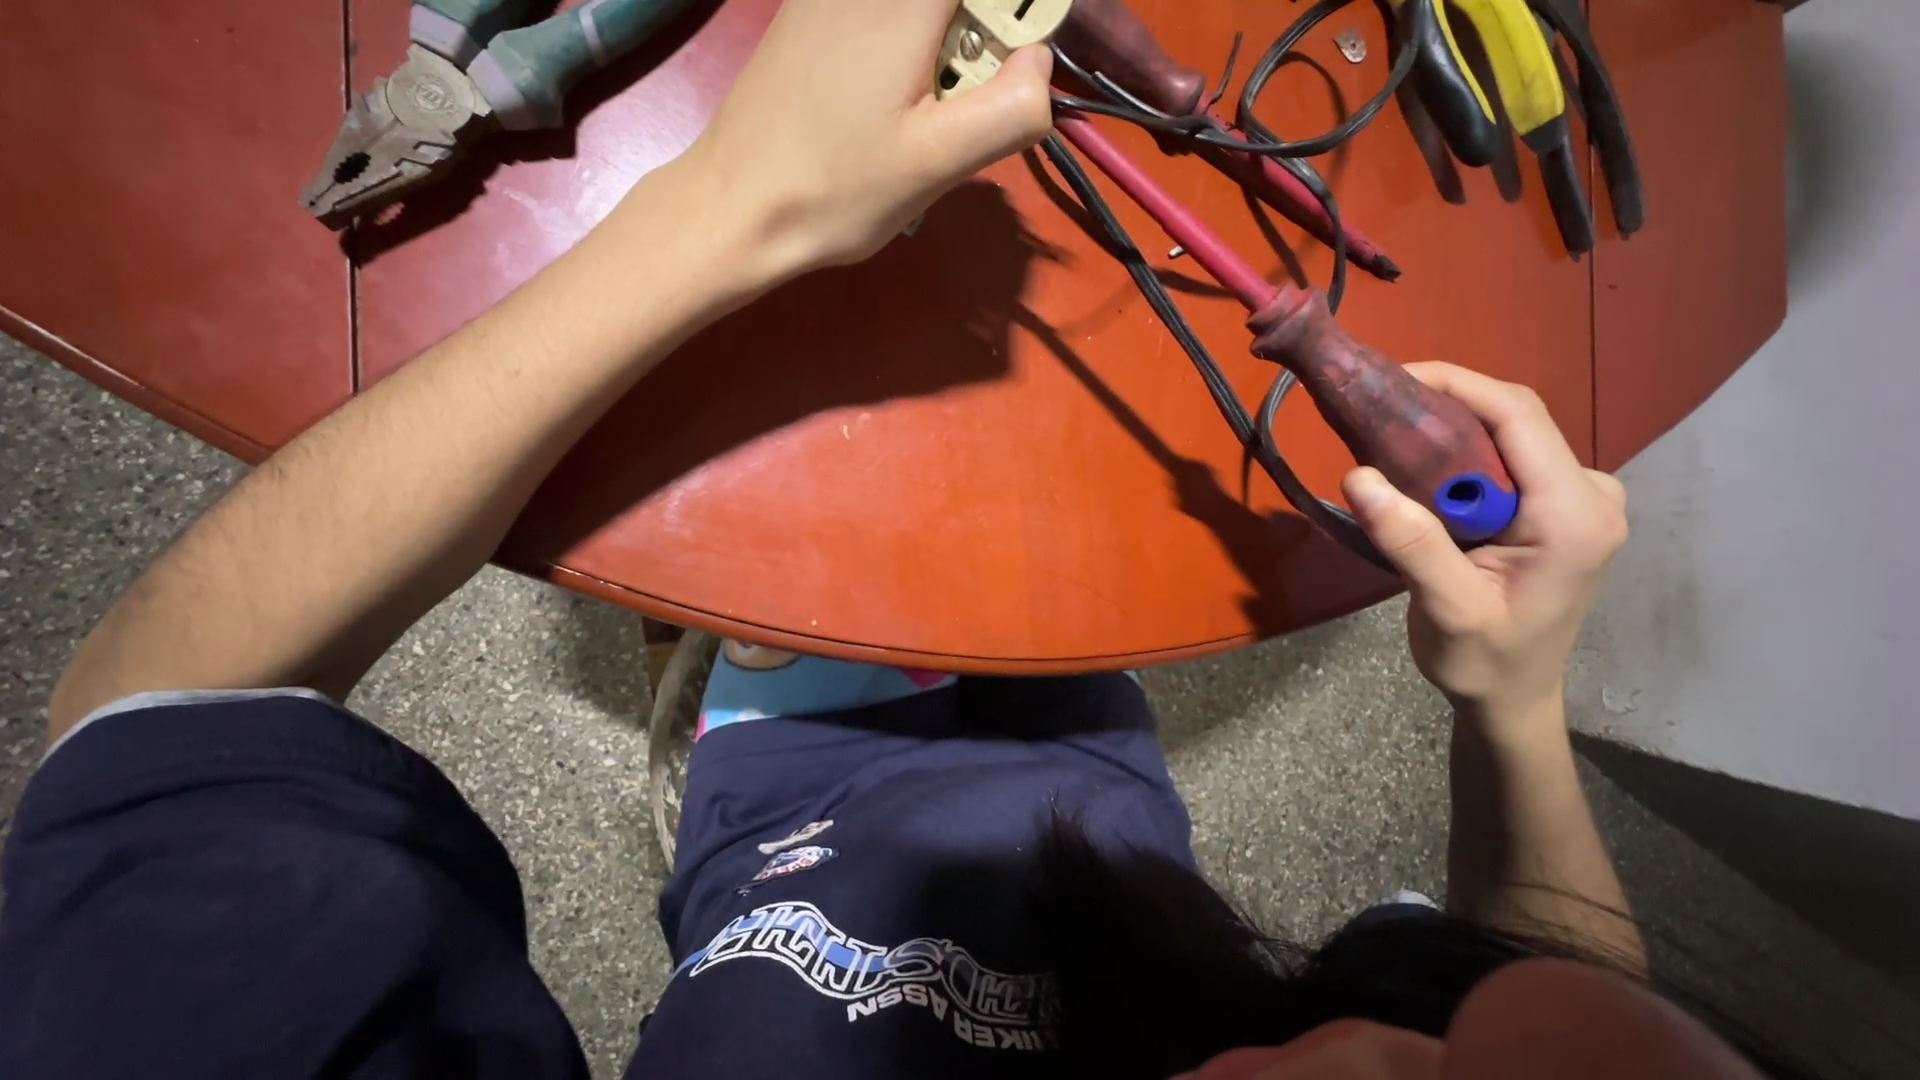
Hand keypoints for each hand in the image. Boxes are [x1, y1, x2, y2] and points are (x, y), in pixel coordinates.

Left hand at [679, 0, 1054, 278]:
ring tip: (922, 115)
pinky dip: (907, 50)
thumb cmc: (837, 191)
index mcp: (906, 0)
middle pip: (958, 4)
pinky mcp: (805, 18)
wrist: (734, 210)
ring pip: (920, 15)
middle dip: (980, 37)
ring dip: (946, 51)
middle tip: (963, 106)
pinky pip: (880, 18)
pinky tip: (882, 108)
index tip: (1014, 68)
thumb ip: (1011, 107)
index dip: (1018, 15)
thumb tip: (1038, 61)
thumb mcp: (939, 163)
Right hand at [1340, 364, 1627, 725]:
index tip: (1392, 378)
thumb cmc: (1485, 660)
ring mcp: (1575, 499)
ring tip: (1387, 434)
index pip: (1519, 418)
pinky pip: (1502, 458)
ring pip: (1504, 436)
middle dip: (1443, 405)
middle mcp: (1589, 494)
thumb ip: (1411, 542)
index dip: (1457, 385)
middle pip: (1512, 419)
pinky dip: (1455, 453)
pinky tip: (1416, 467)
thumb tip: (1358, 477)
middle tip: (1376, 410)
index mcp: (1575, 514)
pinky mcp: (1554, 507)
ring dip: (1446, 429)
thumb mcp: (1446, 608)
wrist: (1512, 697)